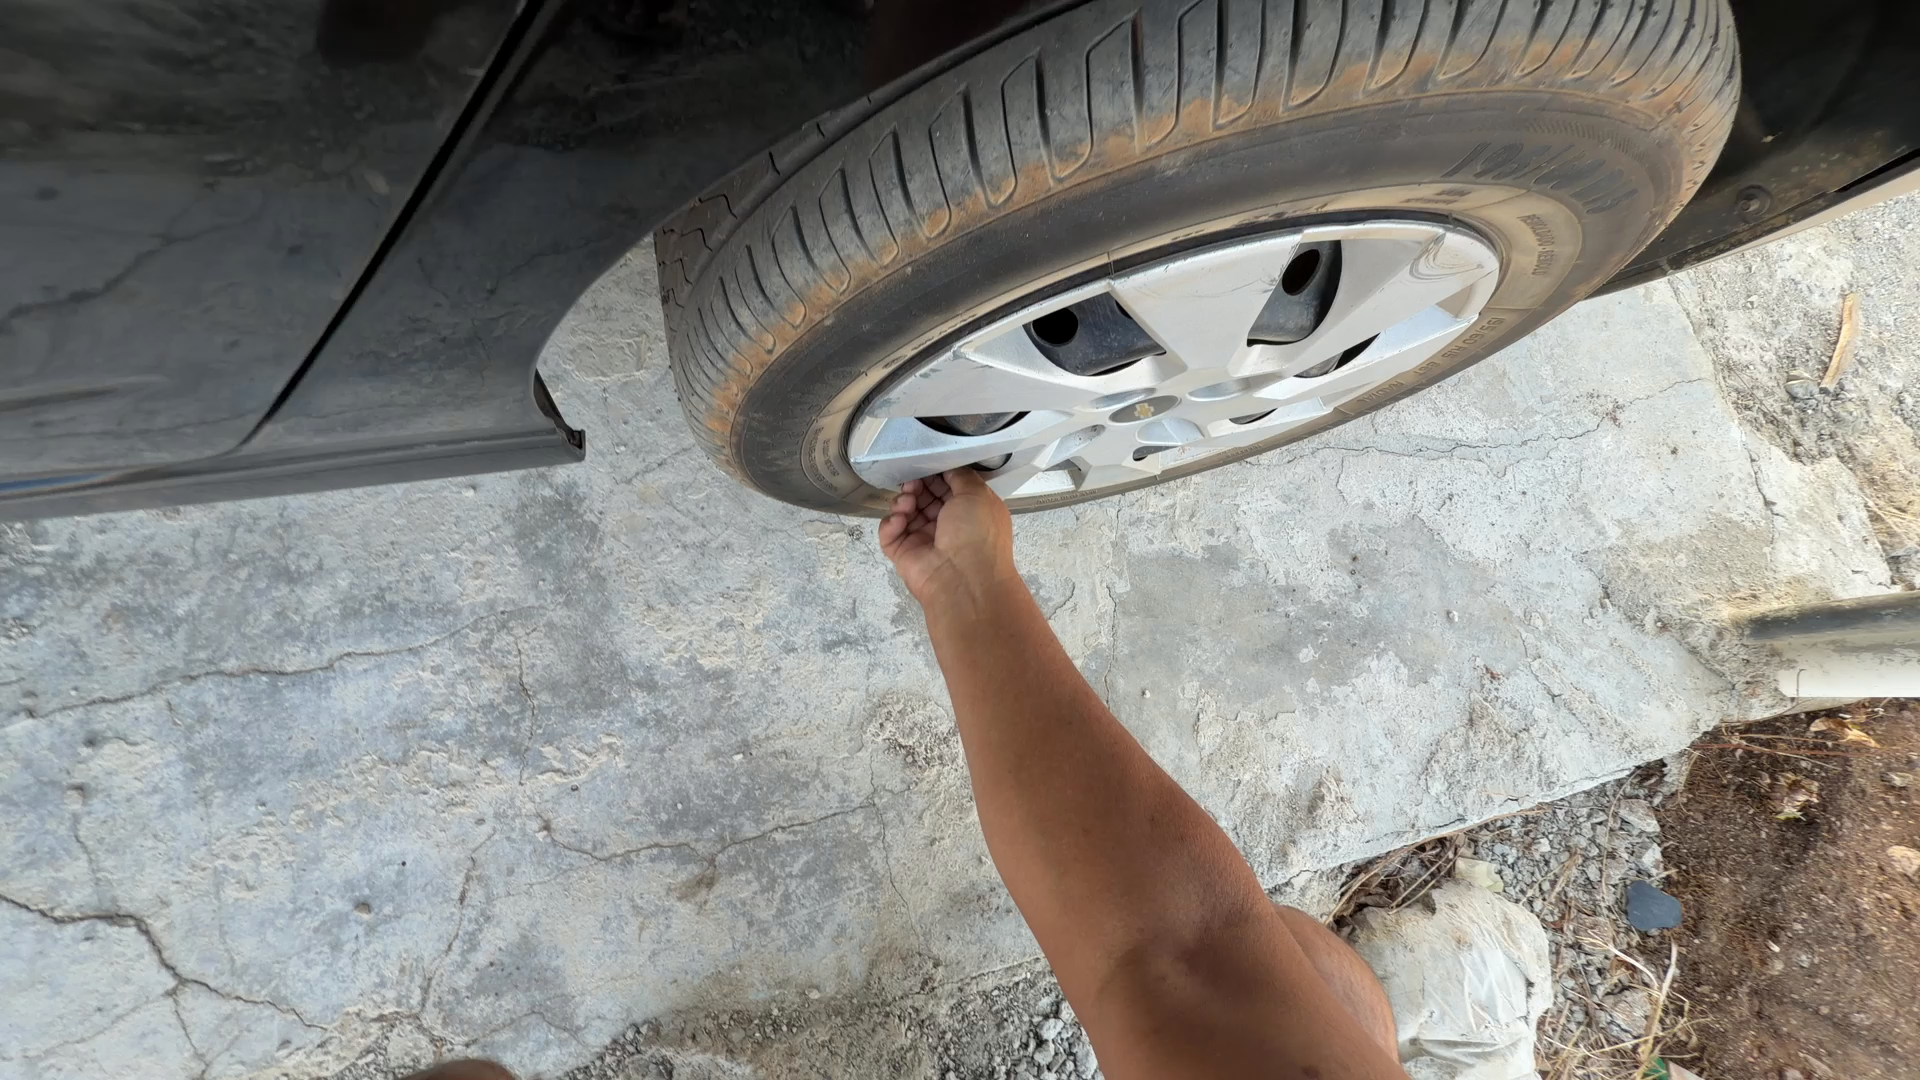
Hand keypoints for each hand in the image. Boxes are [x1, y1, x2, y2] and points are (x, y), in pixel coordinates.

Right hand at [878, 469, 1019, 612]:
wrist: (963, 579)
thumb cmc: (977, 534)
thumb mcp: (977, 493)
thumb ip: (961, 475)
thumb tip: (947, 467)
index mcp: (969, 511)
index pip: (948, 486)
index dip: (936, 472)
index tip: (926, 462)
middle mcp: (948, 525)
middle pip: (924, 495)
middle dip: (917, 484)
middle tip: (914, 480)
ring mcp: (924, 539)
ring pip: (906, 510)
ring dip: (903, 500)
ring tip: (908, 501)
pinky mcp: (904, 552)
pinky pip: (890, 531)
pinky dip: (891, 522)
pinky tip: (900, 519)